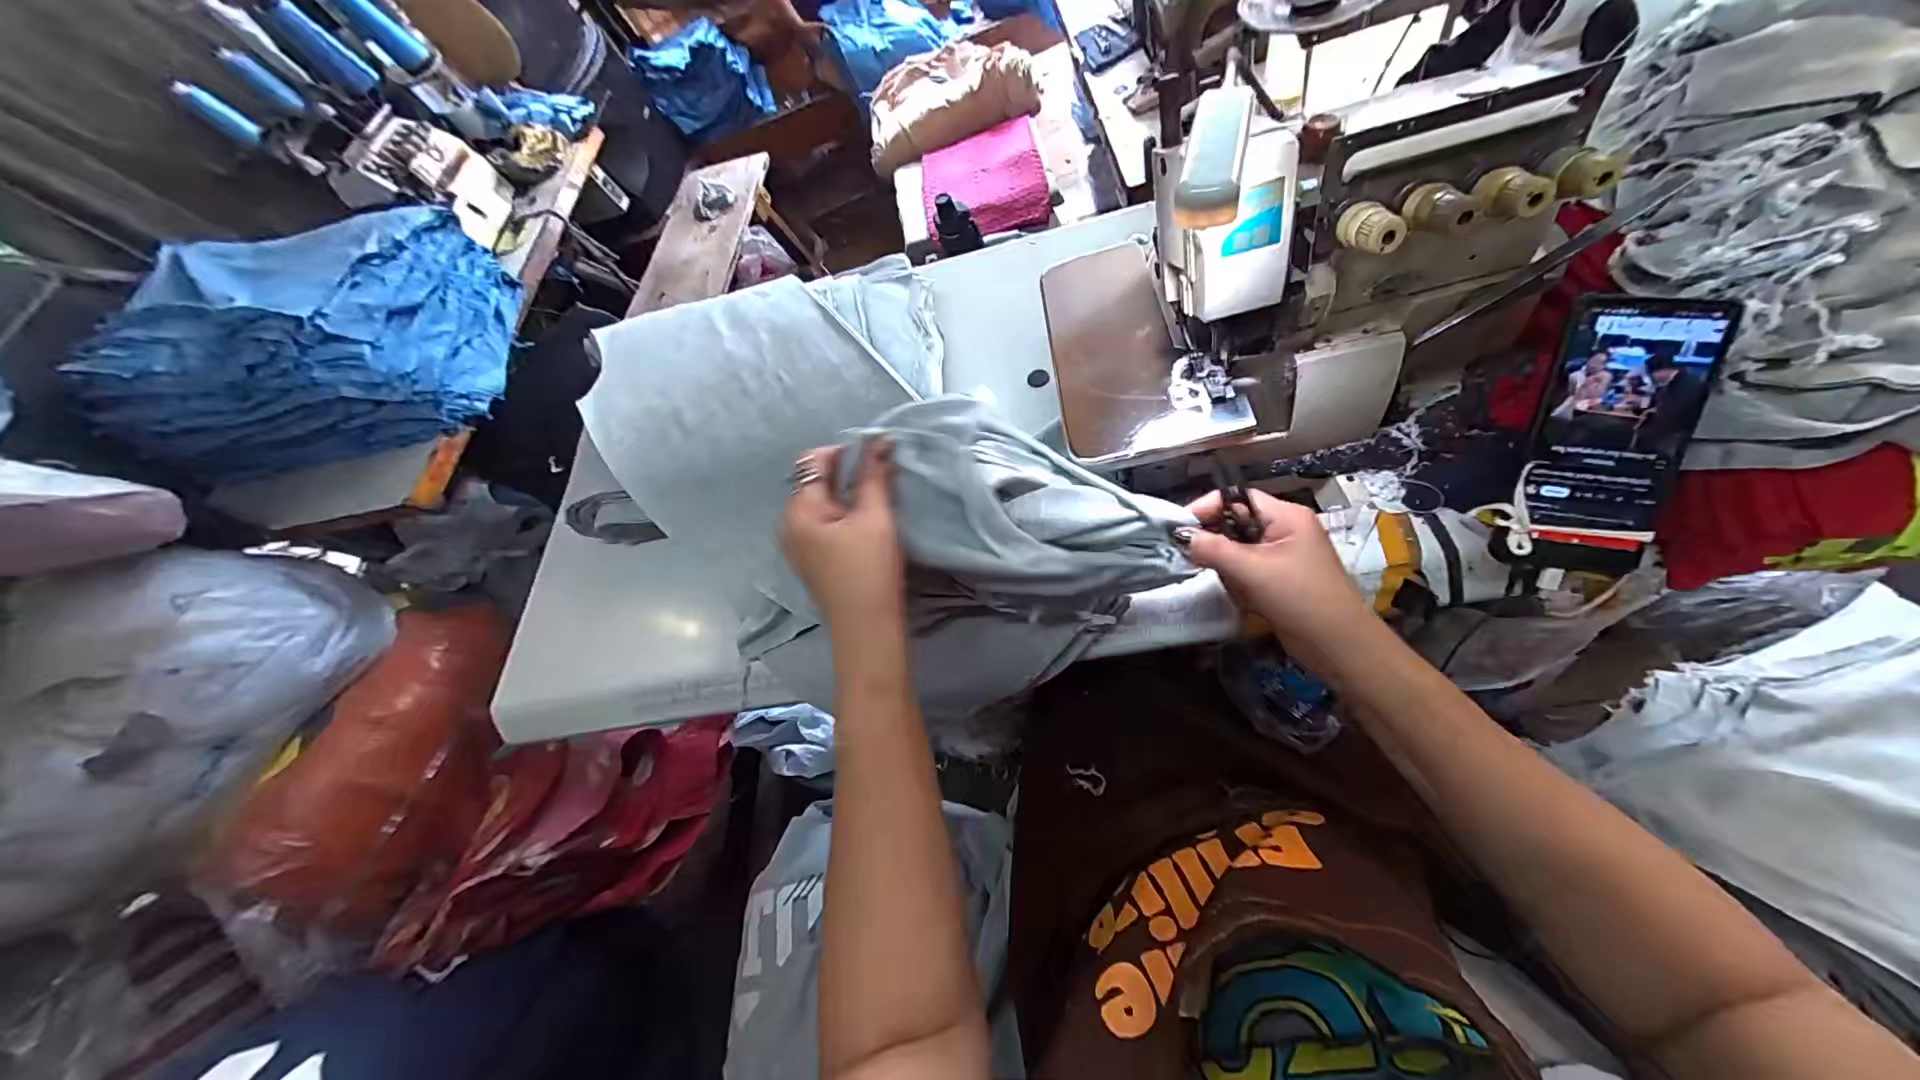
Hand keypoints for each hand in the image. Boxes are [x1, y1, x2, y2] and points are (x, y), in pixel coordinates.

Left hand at [781, 442, 906, 634]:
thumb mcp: (876, 516)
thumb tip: (880, 440)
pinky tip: (867, 528)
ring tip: (877, 504)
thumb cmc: (870, 569)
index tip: (878, 459)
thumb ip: (876, 474)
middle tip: (883, 481)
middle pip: (816, 481)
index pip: (814, 460)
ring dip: (848, 496)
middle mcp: (789, 524)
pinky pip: (823, 525)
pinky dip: (843, 517)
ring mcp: (798, 545)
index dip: (846, 452)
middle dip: (848, 475)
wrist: (867, 627)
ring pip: (822, 504)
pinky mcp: (812, 561)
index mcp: (799, 510)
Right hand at [1177, 489, 1379, 663]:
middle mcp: (1285, 530)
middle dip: (1217, 544)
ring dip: (1228, 569)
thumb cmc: (1300, 598)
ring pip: (1236, 551)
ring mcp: (1282, 556)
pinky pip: (1245, 572)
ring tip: (1237, 587)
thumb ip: (1213, 549)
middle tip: (1200, 560)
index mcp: (1286, 516)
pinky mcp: (1279, 580)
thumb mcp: (1252, 570)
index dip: (1206, 508)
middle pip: (1233, 524)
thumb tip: (1181, 537)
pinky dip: (1238, 584)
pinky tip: (1247, 599)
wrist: (1337, 645)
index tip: (1179, 528)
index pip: (1236, 498)